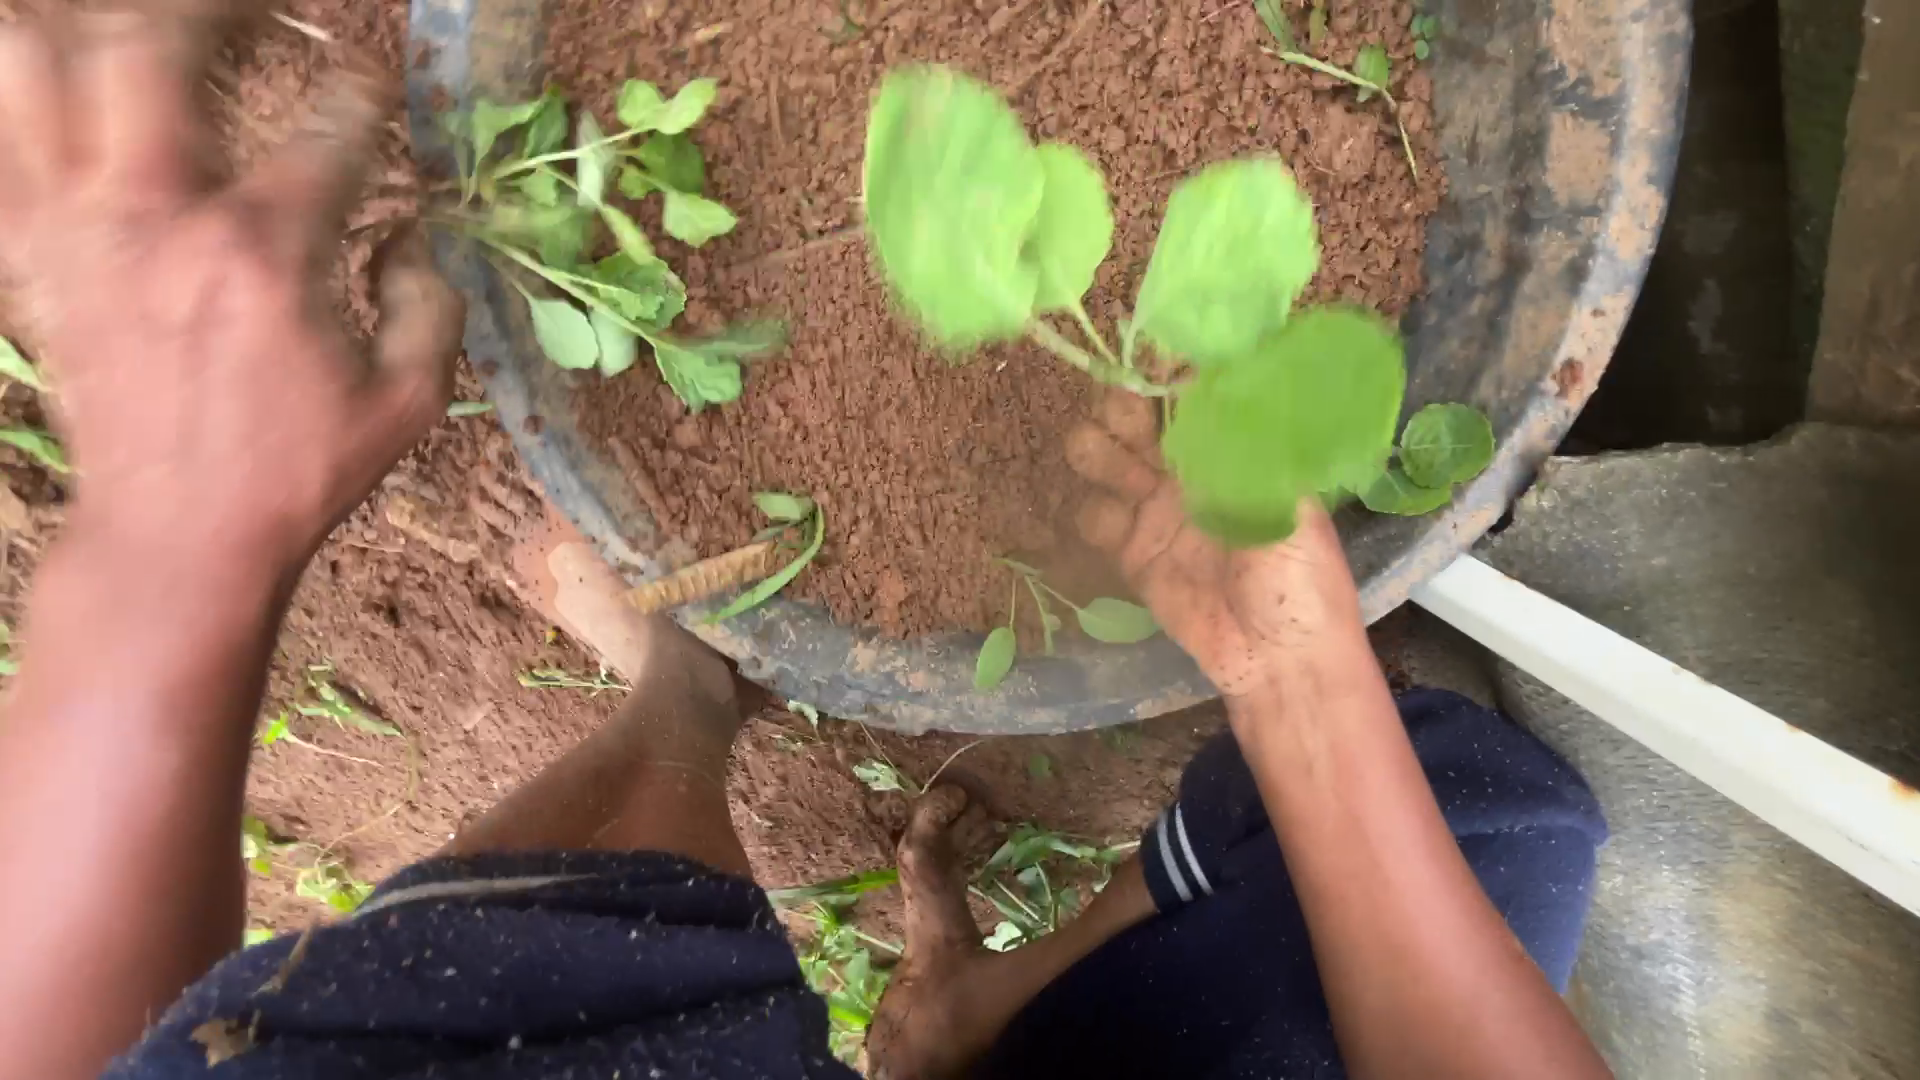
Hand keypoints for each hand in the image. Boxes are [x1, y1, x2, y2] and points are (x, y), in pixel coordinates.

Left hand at [0, 7, 461, 587]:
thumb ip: (431, 307)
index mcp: (268, 255)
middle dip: (210, 9)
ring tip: (144, 32)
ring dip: (90, 28)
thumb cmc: (310, 466)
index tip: (379, 87)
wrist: (184, 525)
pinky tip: (61, 86)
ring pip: (33, 63)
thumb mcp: (413, 400)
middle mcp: (159, 218)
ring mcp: (73, 227)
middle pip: (148, 51)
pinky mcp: (25, 253)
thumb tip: (415, 242)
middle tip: (257, 9)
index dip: (362, 102)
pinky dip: (22, 90)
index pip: (325, 139)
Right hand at [1066, 393, 1367, 700]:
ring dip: (1099, 456)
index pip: (1186, 399)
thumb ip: (1239, 453)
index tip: (1146, 371)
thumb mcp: (1282, 509)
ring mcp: (1154, 513)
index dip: (1161, 380)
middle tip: (1125, 422)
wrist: (1277, 661)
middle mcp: (1187, 474)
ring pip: (1105, 463)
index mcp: (1230, 453)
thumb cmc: (1299, 580)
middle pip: (1134, 423)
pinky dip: (1094, 515)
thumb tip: (1203, 389)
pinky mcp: (1130, 554)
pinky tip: (1117, 526)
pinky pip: (1095, 520)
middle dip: (1120, 412)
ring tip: (1122, 475)